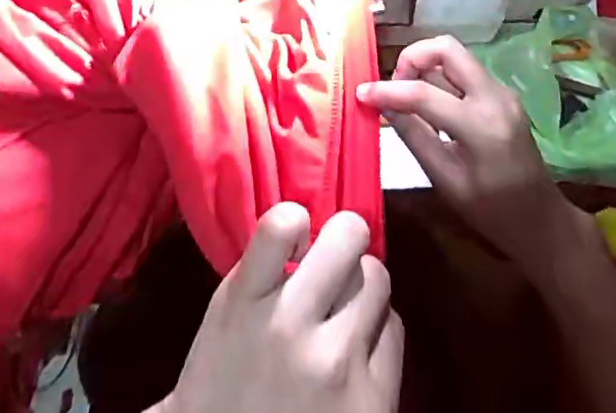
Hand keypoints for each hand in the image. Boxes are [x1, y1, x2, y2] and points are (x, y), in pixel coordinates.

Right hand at [160, 204, 402, 412]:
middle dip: (345, 239)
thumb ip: (261, 277)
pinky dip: (378, 330)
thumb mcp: (224, 324)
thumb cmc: (221, 396)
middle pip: (348, 237)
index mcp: (244, 304)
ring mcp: (336, 364)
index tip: (298, 238)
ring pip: (378, 279)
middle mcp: (291, 326)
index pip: (282, 221)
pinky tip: (358, 349)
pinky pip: (393, 330)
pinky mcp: (373, 400)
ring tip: (347, 308)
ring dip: (363, 285)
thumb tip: (305, 234)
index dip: (297, 221)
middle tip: (337, 257)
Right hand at [357, 36, 580, 270]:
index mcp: (481, 124)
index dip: (387, 91)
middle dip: (413, 58)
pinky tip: (430, 107)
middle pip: (446, 48)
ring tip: (407, 99)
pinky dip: (439, 78)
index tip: (362, 93)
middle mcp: (495, 96)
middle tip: (395, 87)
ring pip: (455, 57)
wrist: (542, 220)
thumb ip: (413, 136)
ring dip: (425, 67)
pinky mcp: (501, 95)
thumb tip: (380, 106)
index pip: (424, 93)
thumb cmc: (492, 212)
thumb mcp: (445, 180)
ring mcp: (502, 92)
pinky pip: (464, 72)